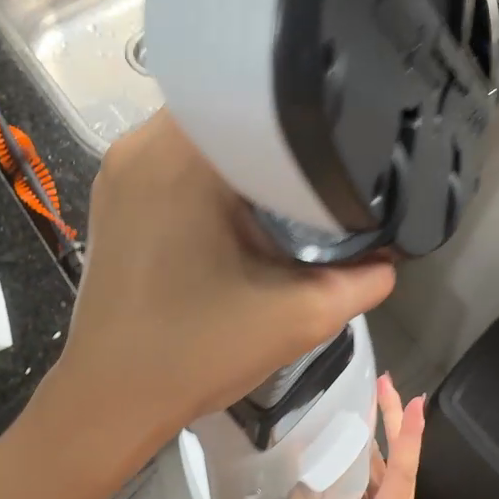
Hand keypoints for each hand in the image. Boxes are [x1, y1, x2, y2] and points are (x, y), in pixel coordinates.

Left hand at [41, 111, 395, 458]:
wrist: (110, 399)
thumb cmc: (197, 351)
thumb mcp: (299, 316)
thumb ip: (361, 277)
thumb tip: (388, 251)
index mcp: (180, 156)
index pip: (254, 98)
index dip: (302, 111)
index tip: (338, 135)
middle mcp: (141, 145)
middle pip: (225, 111)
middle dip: (274, 135)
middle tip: (320, 162)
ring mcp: (119, 167)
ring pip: (197, 134)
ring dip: (239, 153)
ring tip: (285, 181)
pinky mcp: (111, 193)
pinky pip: (169, 158)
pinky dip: (206, 170)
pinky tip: (237, 202)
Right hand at [234, 377, 475, 498]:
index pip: (402, 470)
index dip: (408, 433)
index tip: (414, 397)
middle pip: (396, 458)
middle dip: (390, 417)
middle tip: (384, 379)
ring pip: (389, 468)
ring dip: (383, 434)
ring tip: (370, 398)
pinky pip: (382, 484)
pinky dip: (373, 460)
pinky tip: (354, 451)